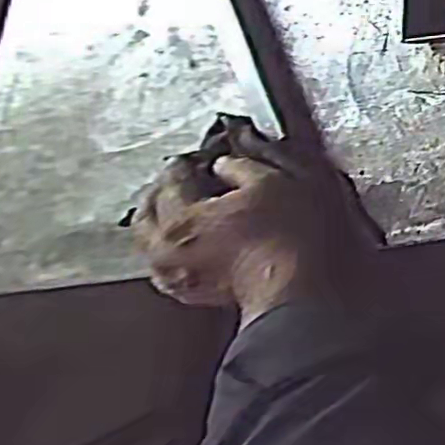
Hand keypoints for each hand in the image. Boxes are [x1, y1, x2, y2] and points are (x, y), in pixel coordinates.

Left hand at [134, 124, 380, 324]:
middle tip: (185, 175)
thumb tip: (227, 162)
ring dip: (164, 215)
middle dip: (165, 189)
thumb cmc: (291, 234)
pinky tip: (197, 232)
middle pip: (148, 210)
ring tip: (188, 202)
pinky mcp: (188, 290)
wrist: (296, 283)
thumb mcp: (279, 180)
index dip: (188, 162)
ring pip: (150, 237)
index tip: (201, 154)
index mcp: (184, 218)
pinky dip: (173, 239)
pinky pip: (165, 257)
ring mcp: (174, 273)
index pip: (173, 179)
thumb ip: (246, 164)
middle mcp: (167, 248)